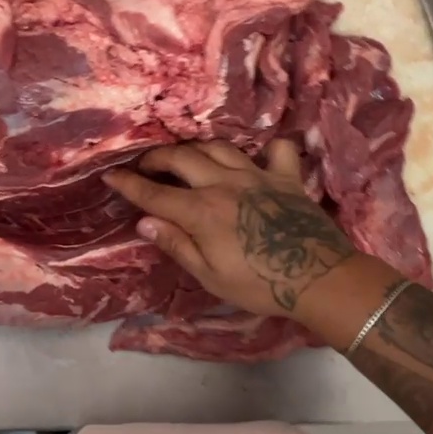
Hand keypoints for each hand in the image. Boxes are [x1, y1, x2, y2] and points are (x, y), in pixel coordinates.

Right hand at [103, 140, 359, 320]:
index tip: (110, 177)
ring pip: (218, 147)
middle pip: (181, 158)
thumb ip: (176, 244)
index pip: (154, 194)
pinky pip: (278, 150)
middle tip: (145, 166)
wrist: (321, 280)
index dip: (128, 185)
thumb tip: (144, 222)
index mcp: (201, 212)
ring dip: (195, 149)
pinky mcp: (287, 178)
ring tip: (186, 158)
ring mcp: (258, 176)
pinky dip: (266, 148)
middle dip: (156, 158)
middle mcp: (224, 184)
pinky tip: (257, 158)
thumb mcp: (209, 276)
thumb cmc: (260, 286)